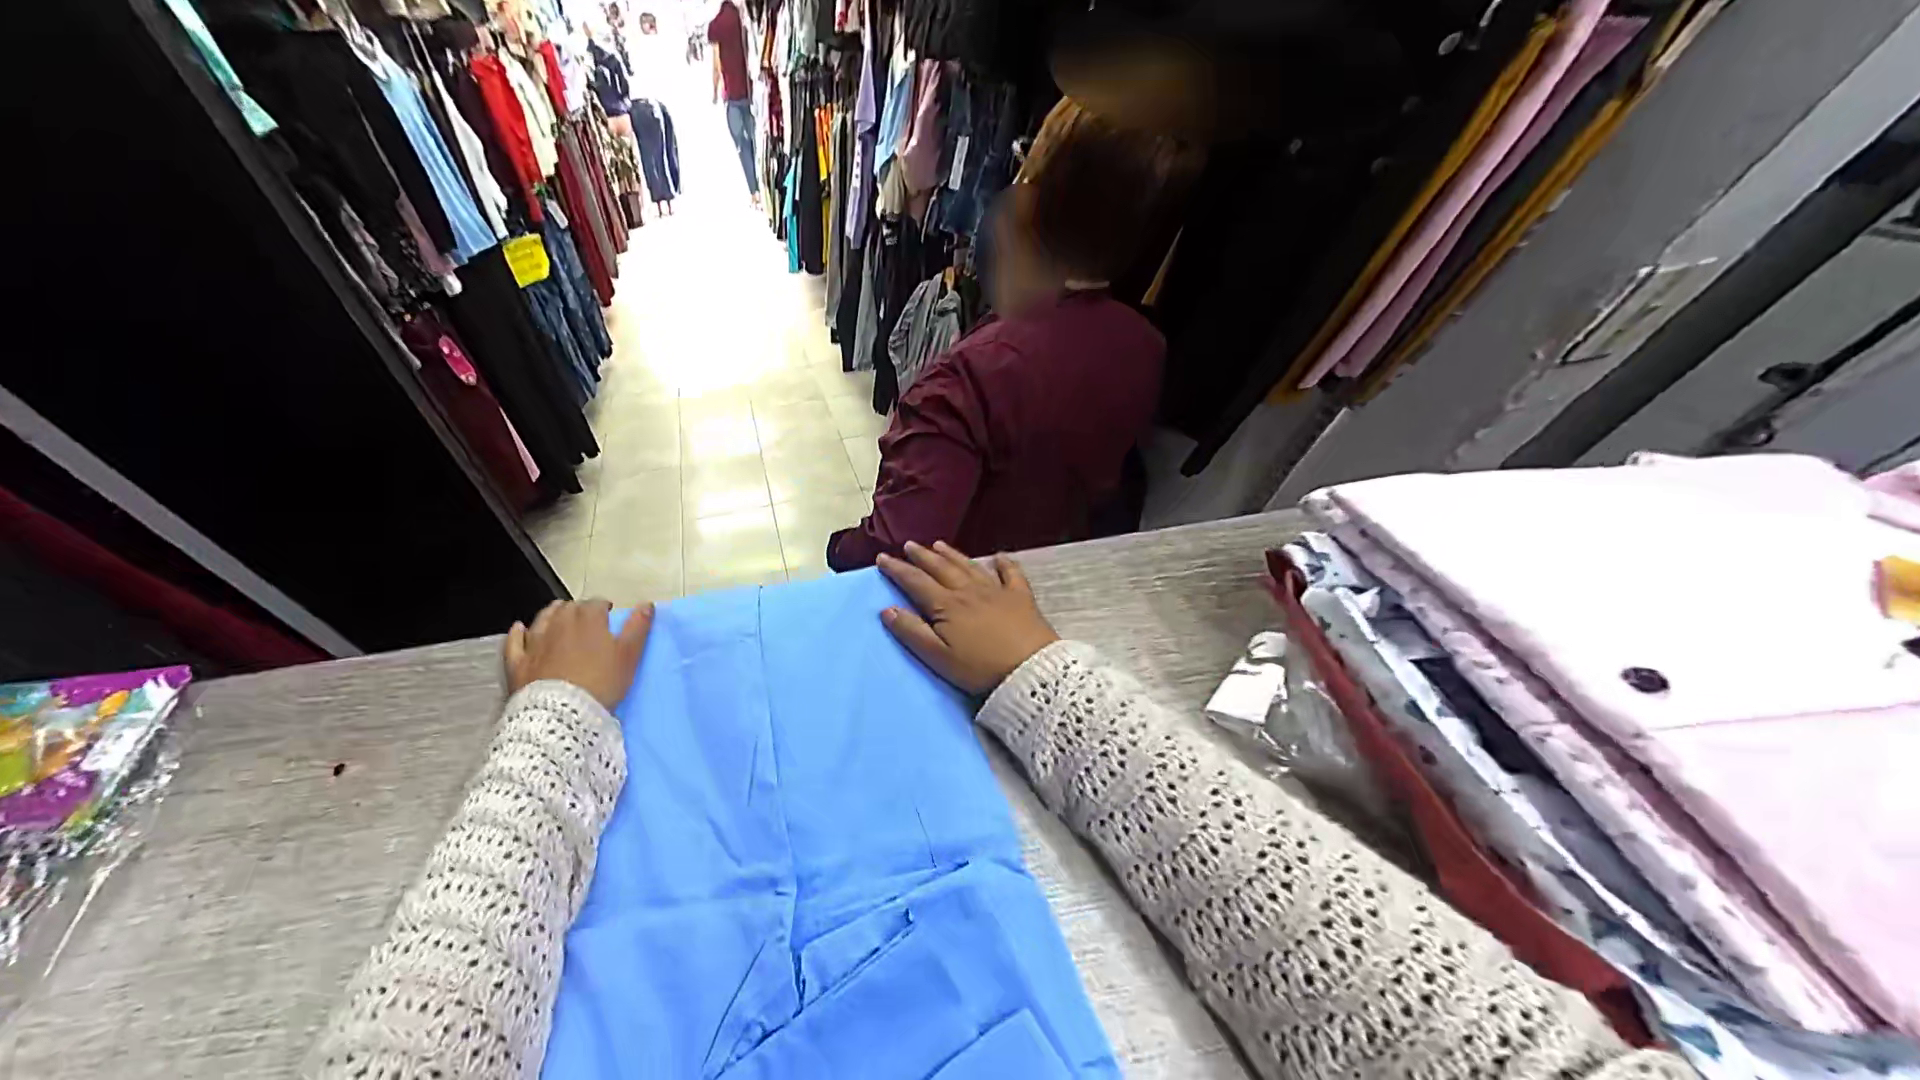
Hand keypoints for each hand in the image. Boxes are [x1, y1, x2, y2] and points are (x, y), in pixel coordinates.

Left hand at [504, 600, 654, 708]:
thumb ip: (638, 628)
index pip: (596, 604)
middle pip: (569, 607)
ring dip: (553, 613)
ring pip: (543, 618)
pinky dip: (518, 632)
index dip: (604, 607)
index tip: (610, 615)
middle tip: (589, 619)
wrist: (561, 713)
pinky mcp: (518, 661)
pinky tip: (520, 628)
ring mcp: (535, 642)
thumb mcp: (628, 656)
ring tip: (560, 615)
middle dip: (579, 609)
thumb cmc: (601, 683)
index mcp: (588, 620)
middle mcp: (559, 624)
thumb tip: (646, 604)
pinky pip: (515, 641)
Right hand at [877, 541, 1058, 694]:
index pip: (916, 582)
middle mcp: (969, 591)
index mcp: (947, 605)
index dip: (897, 569)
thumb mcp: (939, 657)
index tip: (882, 558)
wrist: (1030, 670)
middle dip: (922, 556)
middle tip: (909, 545)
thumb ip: (912, 632)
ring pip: (969, 566)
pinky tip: (998, 556)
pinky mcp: (1021, 597)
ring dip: (952, 555)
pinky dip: (1003, 563)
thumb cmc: (980, 668)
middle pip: (941, 568)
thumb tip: (887, 609)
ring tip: (938, 545)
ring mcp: (997, 591)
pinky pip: (1011, 573)